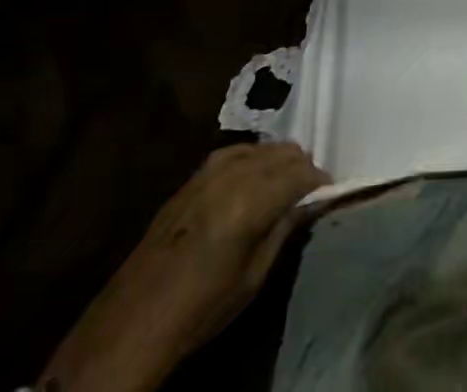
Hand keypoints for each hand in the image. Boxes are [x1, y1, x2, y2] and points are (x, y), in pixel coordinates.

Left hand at [134, 142, 329, 330]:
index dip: (319, 179)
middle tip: (311, 186)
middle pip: (280, 153)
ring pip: (257, 148)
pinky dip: (252, 157)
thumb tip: (309, 203)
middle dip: (301, 165)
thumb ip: (284, 229)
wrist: (136, 319)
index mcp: (250, 202)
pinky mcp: (189, 180)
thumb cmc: (203, 307)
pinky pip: (232, 153)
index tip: (330, 190)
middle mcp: (231, 177)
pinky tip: (255, 172)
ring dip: (277, 158)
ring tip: (286, 178)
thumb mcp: (254, 276)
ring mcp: (206, 174)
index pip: (299, 173)